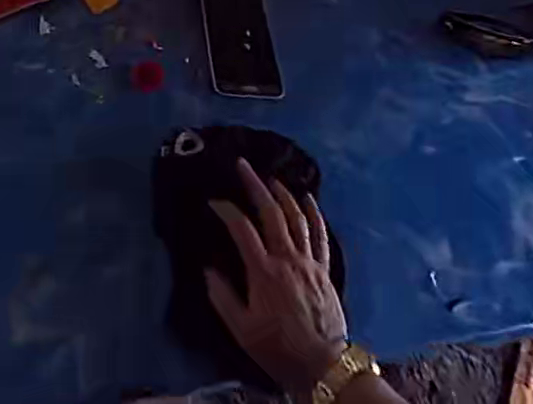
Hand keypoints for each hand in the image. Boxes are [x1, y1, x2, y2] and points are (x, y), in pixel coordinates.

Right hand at [205, 158, 347, 394]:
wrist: (324, 368)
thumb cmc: (279, 349)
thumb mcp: (241, 329)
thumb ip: (222, 296)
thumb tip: (208, 268)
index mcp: (264, 272)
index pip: (241, 229)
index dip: (225, 210)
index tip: (213, 201)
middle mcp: (287, 259)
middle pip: (270, 212)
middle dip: (255, 185)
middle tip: (243, 165)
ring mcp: (309, 262)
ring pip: (297, 218)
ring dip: (283, 194)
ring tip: (271, 177)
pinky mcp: (324, 269)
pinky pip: (321, 235)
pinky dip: (315, 214)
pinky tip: (308, 198)